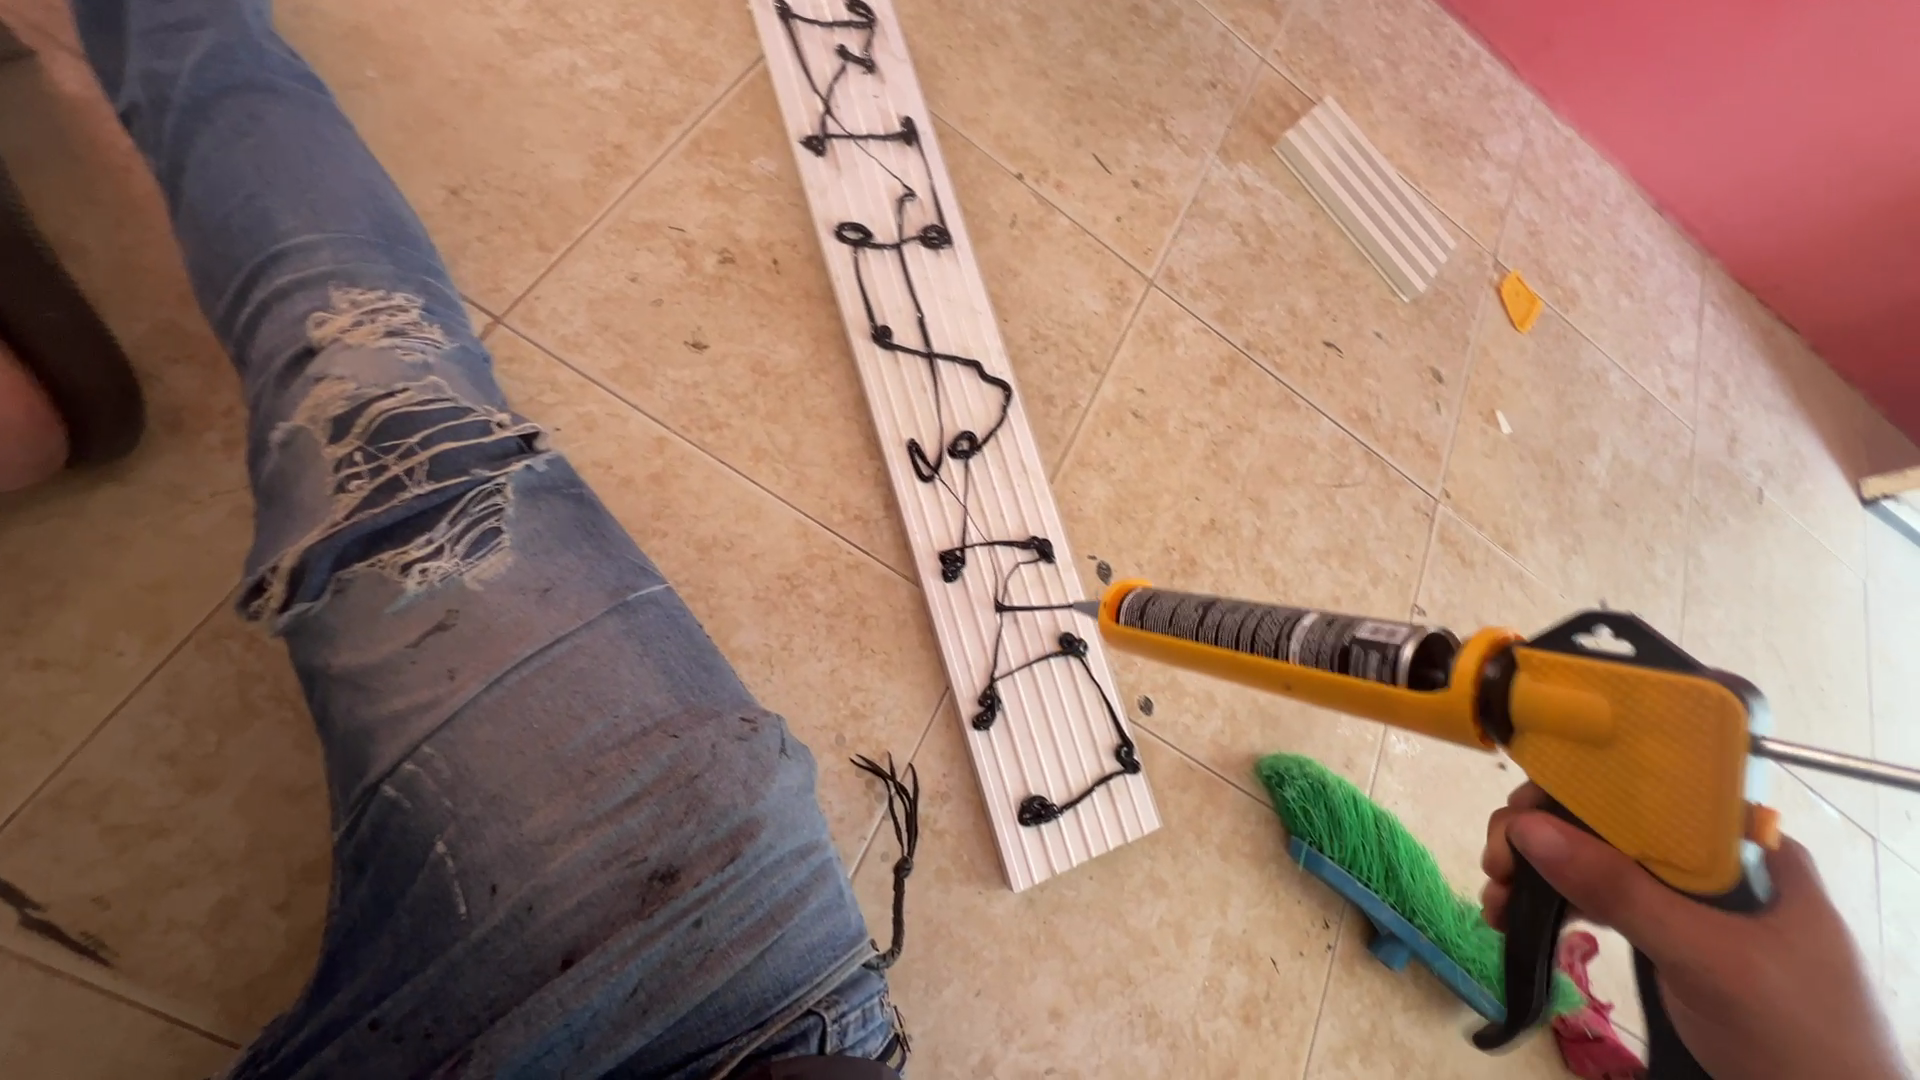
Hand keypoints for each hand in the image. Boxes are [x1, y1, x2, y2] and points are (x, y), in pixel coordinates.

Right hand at [1481, 783, 1909, 1079]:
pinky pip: (1596, 898)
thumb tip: (1523, 826)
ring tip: (1495, 902)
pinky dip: (1550, 903)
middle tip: (1496, 867)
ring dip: (1533, 873)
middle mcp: (1708, 859)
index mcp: (1740, 846)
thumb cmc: (1795, 1035)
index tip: (1519, 819)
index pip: (1641, 791)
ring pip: (1592, 860)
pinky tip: (1515, 918)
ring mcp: (1686, 897)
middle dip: (1538, 839)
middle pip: (1603, 823)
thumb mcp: (1706, 958)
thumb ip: (1619, 890)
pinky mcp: (1668, 931)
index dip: (1569, 793)